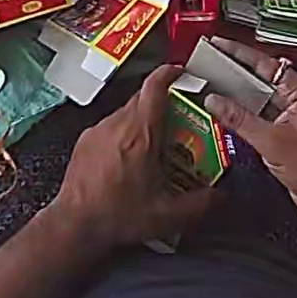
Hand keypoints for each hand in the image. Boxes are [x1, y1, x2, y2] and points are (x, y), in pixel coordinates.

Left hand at [45, 65, 220, 252]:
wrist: (75, 224)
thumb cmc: (118, 216)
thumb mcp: (168, 215)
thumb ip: (201, 203)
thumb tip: (221, 195)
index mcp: (140, 134)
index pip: (155, 87)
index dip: (169, 74)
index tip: (181, 73)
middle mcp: (117, 125)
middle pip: (142, 98)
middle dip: (162, 103)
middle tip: (178, 120)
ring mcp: (98, 131)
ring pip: (126, 112)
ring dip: (142, 120)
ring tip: (155, 144)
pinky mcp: (85, 141)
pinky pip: (110, 126)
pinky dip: (124, 133)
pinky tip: (130, 158)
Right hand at [200, 38, 296, 232]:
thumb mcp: (273, 141)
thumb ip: (240, 119)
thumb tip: (216, 101)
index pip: (265, 63)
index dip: (238, 53)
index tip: (218, 45)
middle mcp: (296, 101)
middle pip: (258, 79)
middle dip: (232, 74)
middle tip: (208, 66)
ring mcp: (289, 118)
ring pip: (256, 100)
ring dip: (235, 97)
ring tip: (210, 89)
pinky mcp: (283, 135)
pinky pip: (257, 118)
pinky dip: (240, 116)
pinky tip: (224, 116)